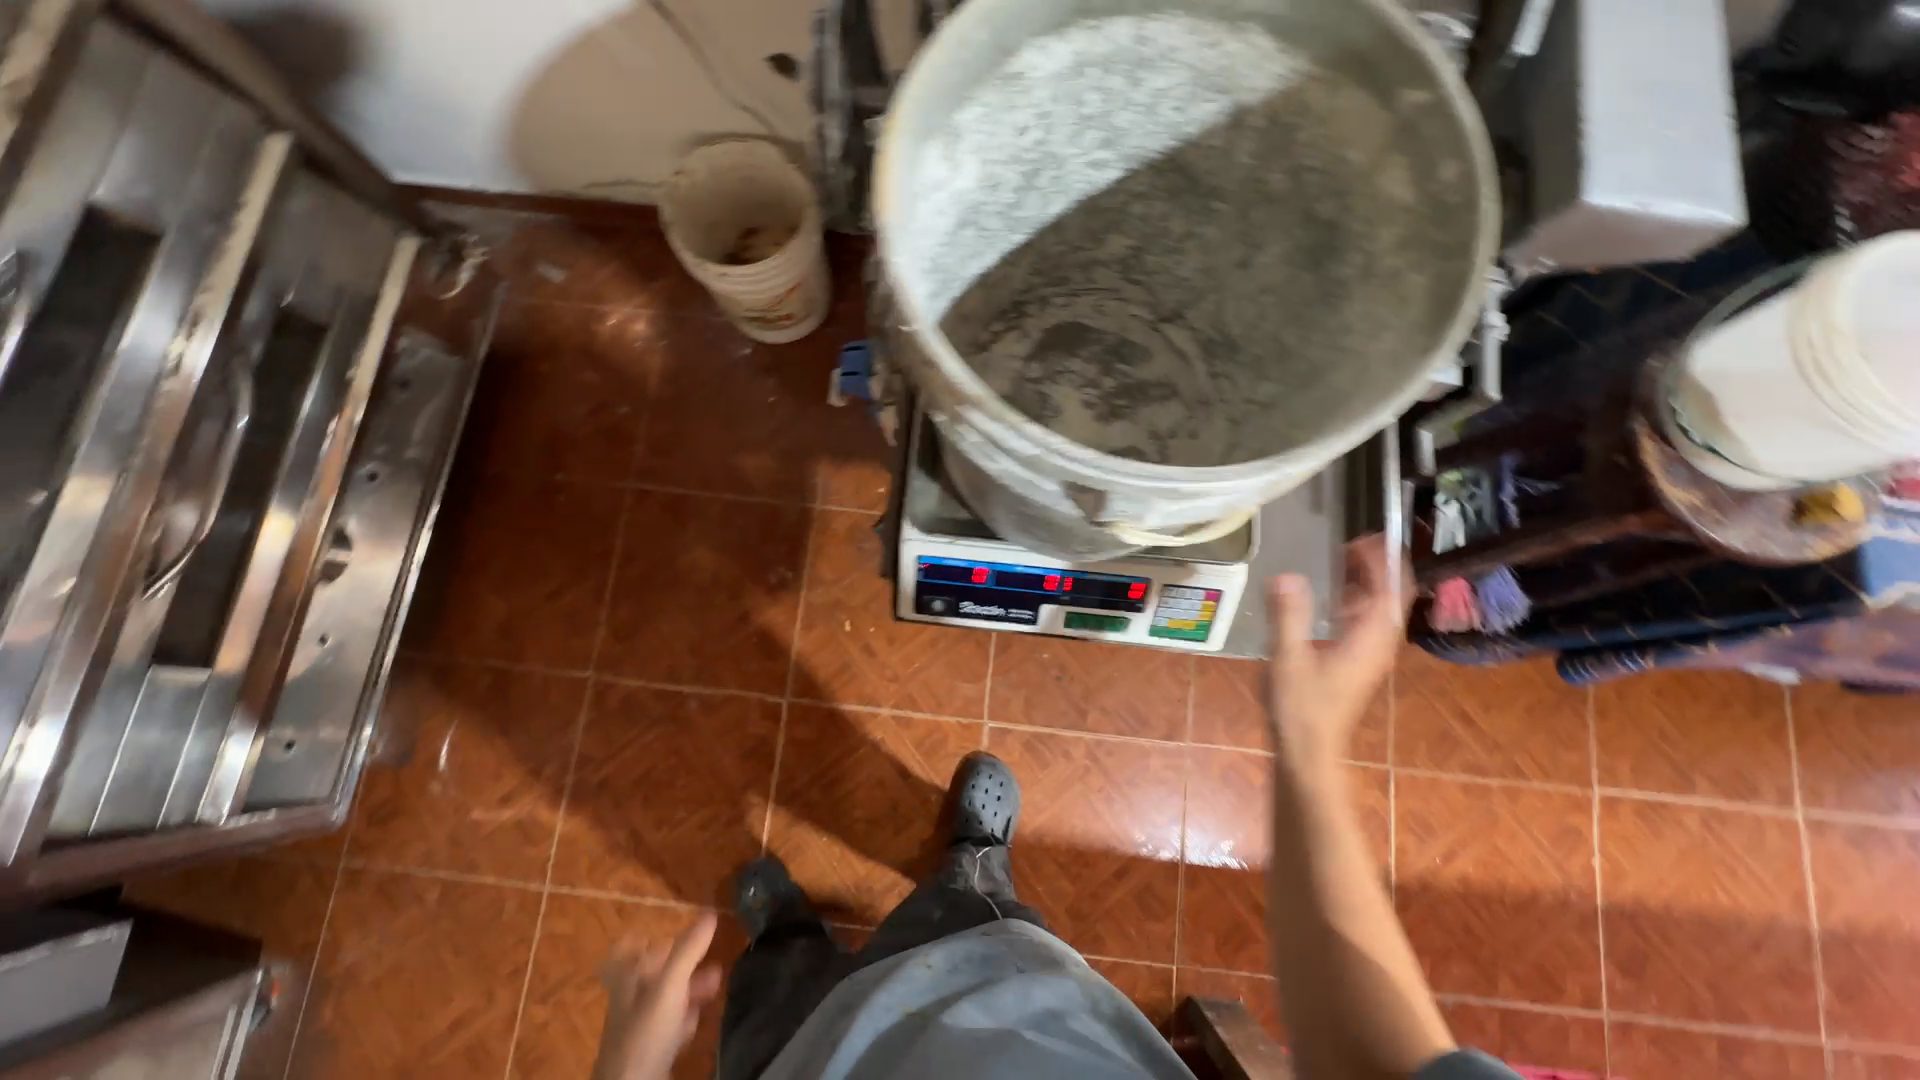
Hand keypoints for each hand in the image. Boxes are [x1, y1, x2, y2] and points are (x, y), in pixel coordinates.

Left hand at [592, 913, 722, 1079]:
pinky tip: (699, 1019)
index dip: (646, 938)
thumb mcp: (669, 986)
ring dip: (690, 988)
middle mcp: (631, 999)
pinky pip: (671, 1025)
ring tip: (716, 980)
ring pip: (667, 998)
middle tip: (708, 955)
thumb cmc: (646, 1031)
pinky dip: (686, 1017)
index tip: (668, 930)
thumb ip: (689, 950)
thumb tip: (711, 912)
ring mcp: (640, 1027)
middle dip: (682, 962)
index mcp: (629, 978)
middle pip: (654, 972)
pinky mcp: (652, 1050)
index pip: (631, 949)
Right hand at [1265, 535, 1408, 772]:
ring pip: (1377, 611)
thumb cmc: (1301, 706)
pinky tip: (1328, 601)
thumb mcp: (1289, 657)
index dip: (1384, 560)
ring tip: (1339, 563)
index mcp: (1370, 638)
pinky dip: (1353, 604)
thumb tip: (1285, 576)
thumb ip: (1288, 615)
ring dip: (1363, 585)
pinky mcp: (1356, 665)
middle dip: (1375, 568)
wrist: (1309, 750)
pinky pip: (1364, 624)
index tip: (1366, 536)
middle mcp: (1378, 644)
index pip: (1391, 590)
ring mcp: (1369, 656)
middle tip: (1349, 544)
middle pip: (1388, 597)